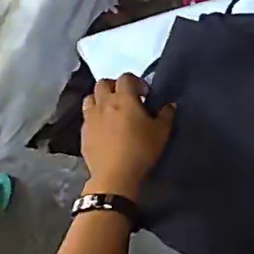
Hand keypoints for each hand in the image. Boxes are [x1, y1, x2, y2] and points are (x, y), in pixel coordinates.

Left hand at [81, 74, 175, 198]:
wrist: (114, 176)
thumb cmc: (140, 150)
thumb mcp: (161, 133)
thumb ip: (166, 115)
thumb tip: (169, 105)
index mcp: (123, 98)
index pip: (126, 78)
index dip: (136, 82)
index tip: (144, 95)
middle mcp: (104, 102)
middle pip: (103, 83)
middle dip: (114, 86)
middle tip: (125, 99)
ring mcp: (91, 117)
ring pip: (90, 97)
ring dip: (100, 99)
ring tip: (110, 111)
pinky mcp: (83, 132)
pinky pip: (86, 116)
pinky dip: (94, 116)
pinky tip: (103, 128)